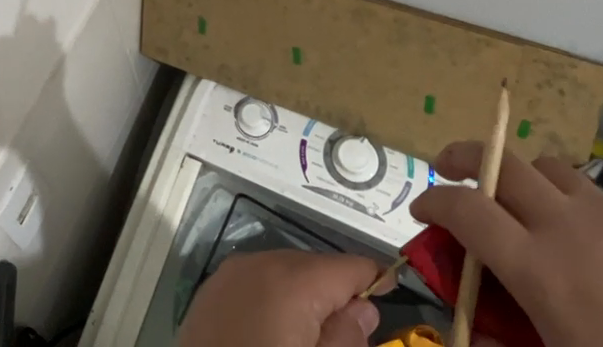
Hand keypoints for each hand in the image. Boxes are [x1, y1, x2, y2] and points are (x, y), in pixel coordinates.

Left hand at [178, 250, 384, 346]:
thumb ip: (347, 338)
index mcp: (292, 280)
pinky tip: (278, 333)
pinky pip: (256, 285)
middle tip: (356, 327)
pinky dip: (275, 300)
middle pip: (314, 268)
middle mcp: (259, 264)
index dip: (373, 278)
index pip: (347, 266)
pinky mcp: (210, 294)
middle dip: (338, 292)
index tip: (392, 288)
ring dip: (306, 296)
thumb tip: (362, 309)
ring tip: (317, 333)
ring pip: (283, 274)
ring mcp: (229, 276)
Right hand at [411, 143, 602, 346]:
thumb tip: (472, 335)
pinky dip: (570, 201)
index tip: (421, 211)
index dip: (432, 201)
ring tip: (518, 202)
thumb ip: (505, 346)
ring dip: (521, 174)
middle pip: (501, 162)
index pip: (464, 208)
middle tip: (448, 173)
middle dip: (464, 158)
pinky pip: (595, 195)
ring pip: (549, 166)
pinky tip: (586, 244)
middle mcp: (568, 228)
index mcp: (537, 267)